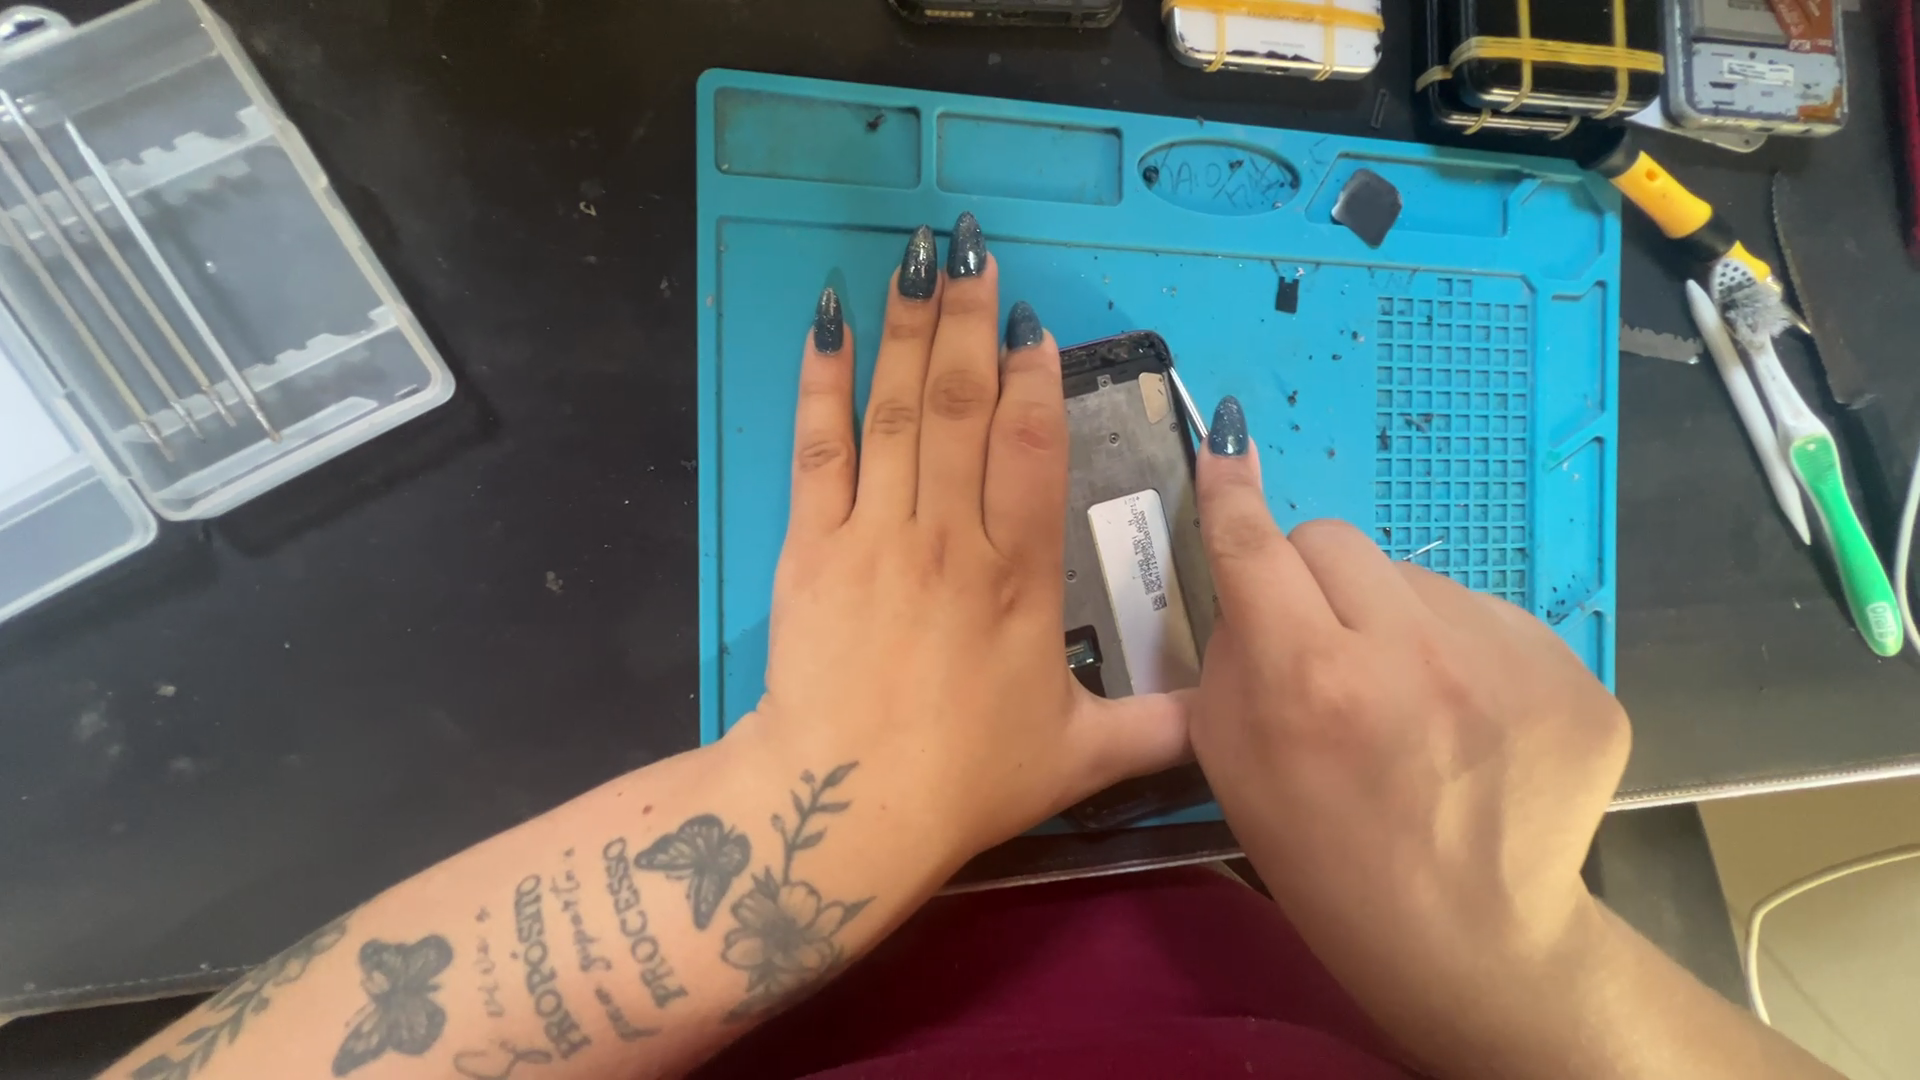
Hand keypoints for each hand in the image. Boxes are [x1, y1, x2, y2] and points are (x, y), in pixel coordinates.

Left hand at [729, 214, 1188, 871]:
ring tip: (913, 258)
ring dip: (906, 329)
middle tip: (971, 247)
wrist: (846, 807)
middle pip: (961, 407)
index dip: (1035, 379)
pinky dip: (821, 384)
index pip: (1032, 451)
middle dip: (968, 321)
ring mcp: (873, 533)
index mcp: (1017, 576)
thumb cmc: (964, 779)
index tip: (1033, 322)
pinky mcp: (810, 544)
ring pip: (895, 411)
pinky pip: (816, 449)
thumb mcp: (1078, 758)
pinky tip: (827, 324)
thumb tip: (1230, 721)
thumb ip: (1160, 730)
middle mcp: (948, 536)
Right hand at [1187, 396, 1630, 1072]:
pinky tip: (1457, 706)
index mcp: (1310, 678)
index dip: (1231, 495)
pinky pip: (1480, 610)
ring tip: (1397, 688)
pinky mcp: (1574, 674)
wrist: (1461, 931)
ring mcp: (1507, 660)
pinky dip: (1452, 640)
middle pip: (1334, 536)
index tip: (1224, 444)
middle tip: (1317, 639)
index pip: (1256, 547)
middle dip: (1308, 573)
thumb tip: (1252, 570)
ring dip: (1384, 610)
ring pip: (1409, 572)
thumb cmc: (1312, 843)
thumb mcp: (1223, 751)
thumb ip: (1229, 646)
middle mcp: (1410, 653)